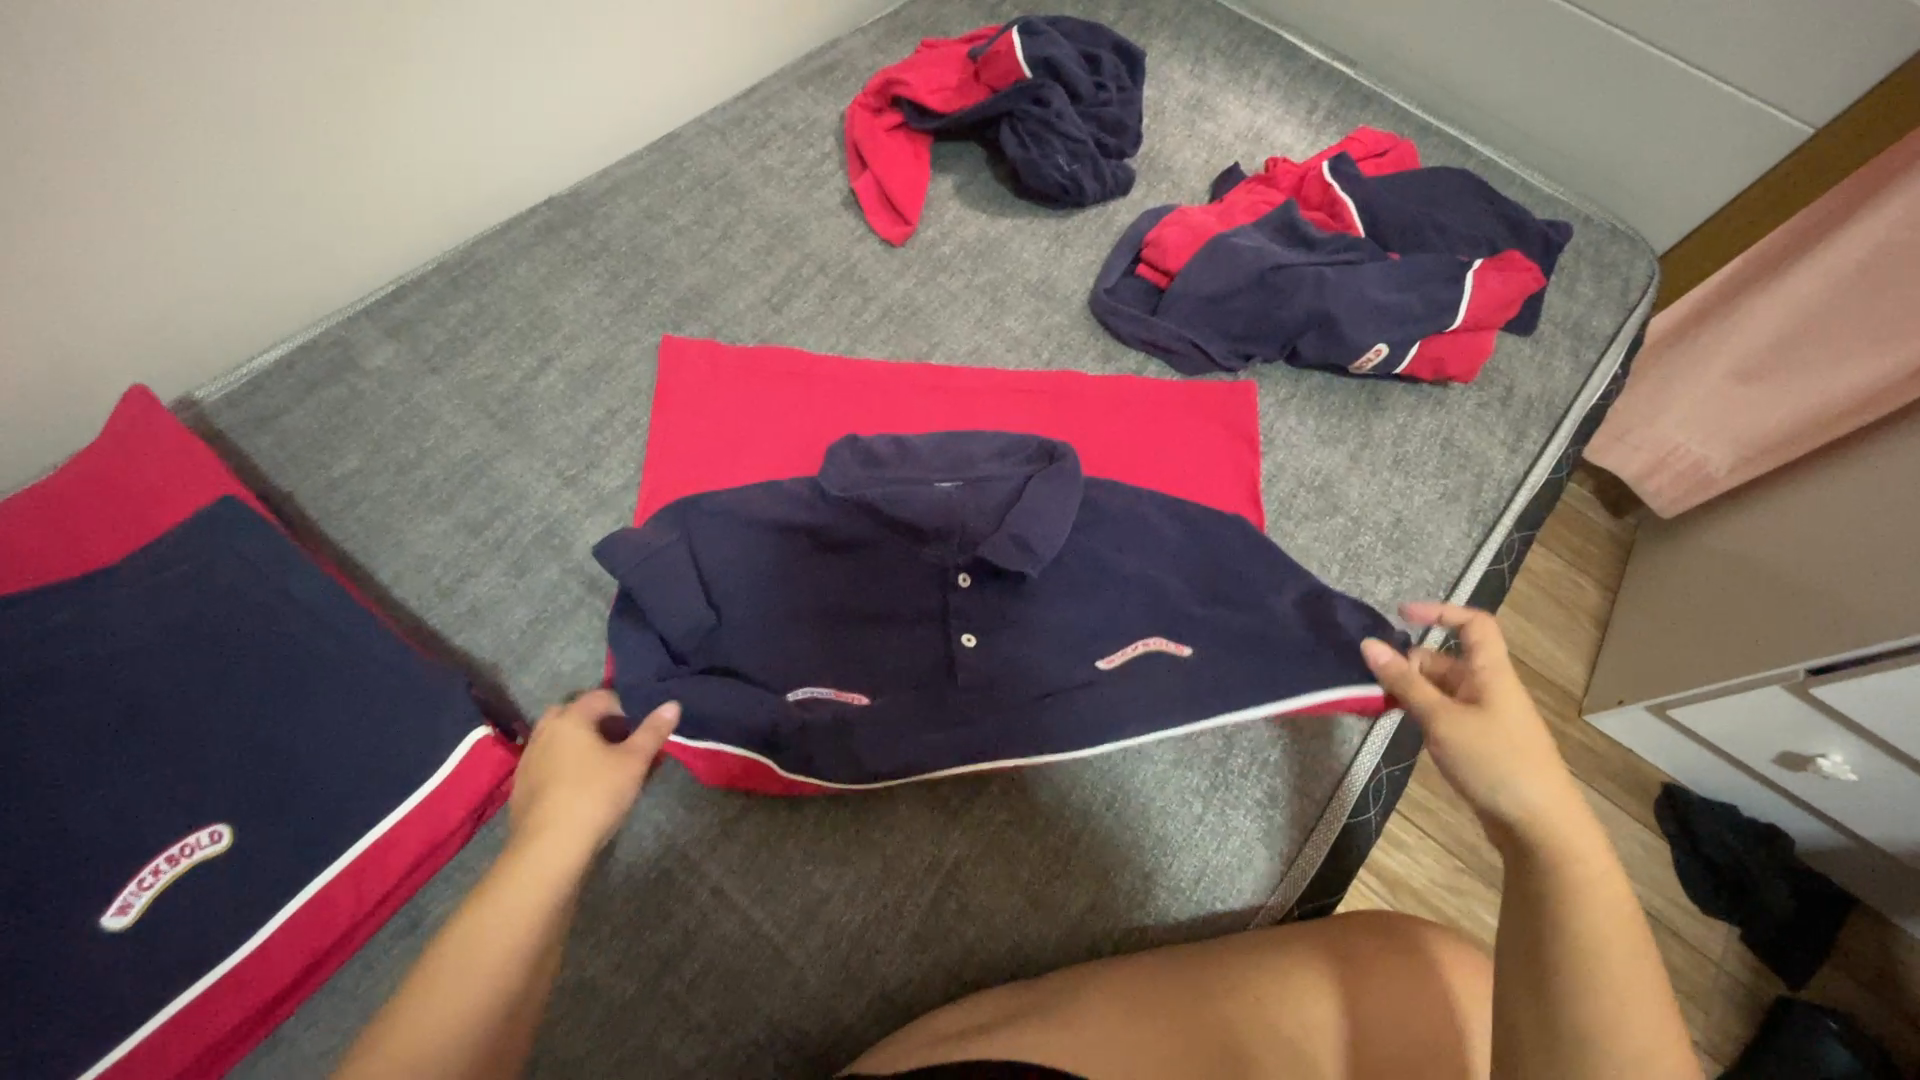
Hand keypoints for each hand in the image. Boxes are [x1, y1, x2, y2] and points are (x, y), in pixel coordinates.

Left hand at [507, 689, 678, 860]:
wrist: (549, 848)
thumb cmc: (596, 795)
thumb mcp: (634, 762)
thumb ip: (653, 731)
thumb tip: (672, 704)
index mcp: (571, 719)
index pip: (602, 697)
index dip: (625, 708)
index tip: (638, 732)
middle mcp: (545, 732)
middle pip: (574, 713)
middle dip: (596, 722)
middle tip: (619, 744)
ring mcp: (529, 759)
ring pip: (557, 738)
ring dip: (578, 743)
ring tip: (600, 766)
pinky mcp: (521, 786)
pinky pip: (547, 762)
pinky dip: (563, 765)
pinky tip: (578, 788)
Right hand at [1360, 602, 1583, 846]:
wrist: (1538, 826)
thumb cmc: (1494, 762)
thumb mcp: (1441, 719)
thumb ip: (1404, 682)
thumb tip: (1369, 645)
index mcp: (1490, 673)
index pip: (1473, 625)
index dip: (1440, 612)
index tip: (1399, 615)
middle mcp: (1488, 688)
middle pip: (1444, 659)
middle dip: (1406, 664)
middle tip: (1371, 681)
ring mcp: (1482, 716)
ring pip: (1438, 688)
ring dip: (1407, 691)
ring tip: (1375, 704)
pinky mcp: (1476, 741)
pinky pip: (1441, 712)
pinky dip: (1417, 712)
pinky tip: (1397, 725)